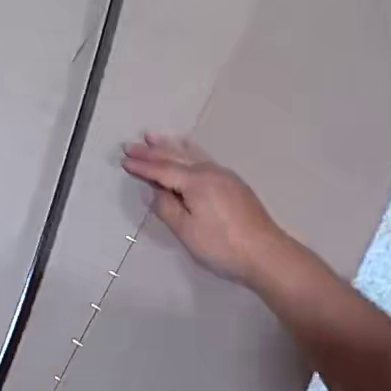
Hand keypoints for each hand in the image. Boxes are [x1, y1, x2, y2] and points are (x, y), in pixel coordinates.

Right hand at [121, 133, 300, 287]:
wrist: (267, 254)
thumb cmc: (222, 245)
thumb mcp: (186, 231)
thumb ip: (167, 208)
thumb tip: (154, 191)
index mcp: (196, 181)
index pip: (162, 170)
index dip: (142, 167)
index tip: (124, 160)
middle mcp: (210, 171)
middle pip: (175, 157)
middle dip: (152, 151)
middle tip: (131, 144)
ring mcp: (225, 176)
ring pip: (191, 154)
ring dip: (170, 146)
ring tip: (154, 137)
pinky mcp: (234, 184)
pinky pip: (203, 159)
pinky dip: (188, 152)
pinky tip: (187, 151)